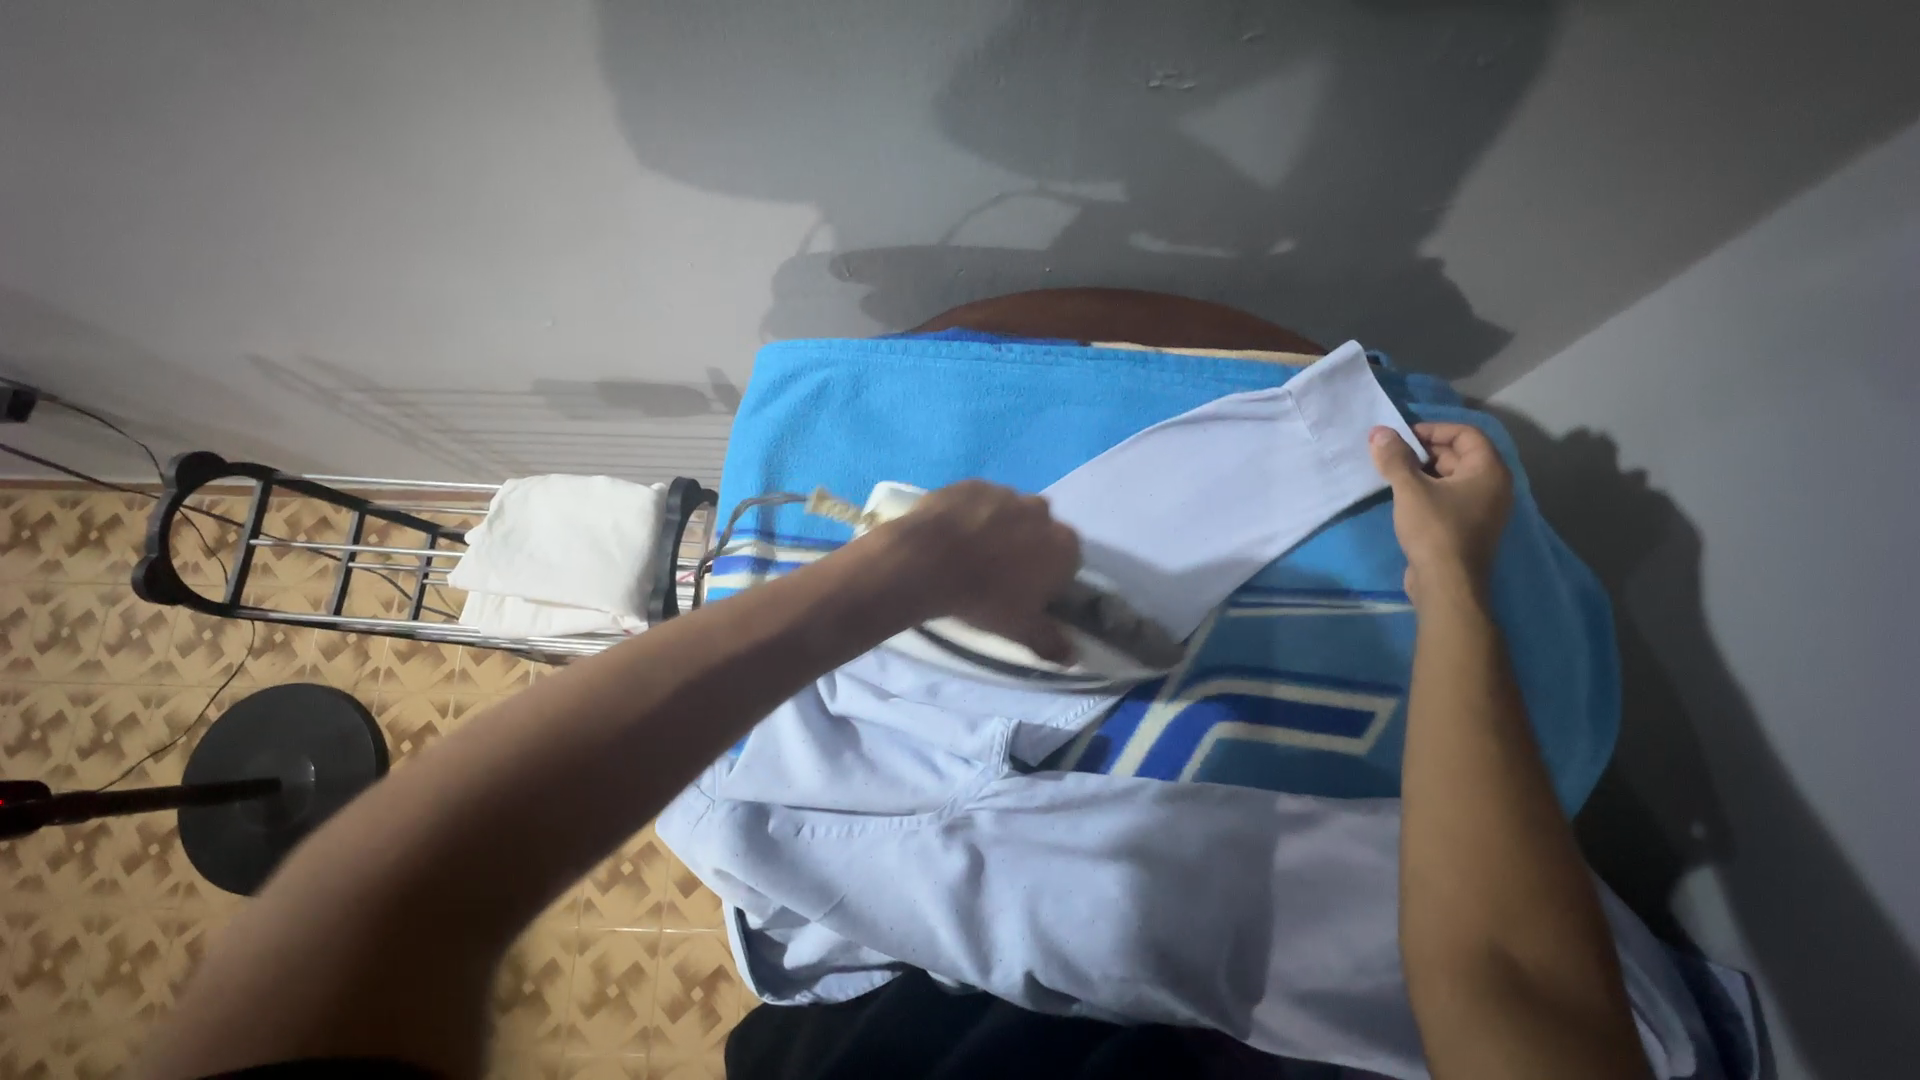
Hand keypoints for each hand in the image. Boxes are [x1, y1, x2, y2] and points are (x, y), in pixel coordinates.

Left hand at [866, 479, 1081, 662]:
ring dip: (996, 531)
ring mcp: (1005, 493)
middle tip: (996, 577)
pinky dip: (969, 516)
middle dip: (1024, 550)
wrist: (927, 561)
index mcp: (1064, 545)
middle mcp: (1041, 511)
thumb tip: (1071, 657)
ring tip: (967, 557)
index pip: (1067, 563)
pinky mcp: (971, 484)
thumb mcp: (1019, 629)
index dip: (1048, 580)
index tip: (1026, 596)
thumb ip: (1050, 641)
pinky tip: (949, 537)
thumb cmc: (984, 598)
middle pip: (1038, 534)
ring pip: (1008, 514)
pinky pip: (977, 502)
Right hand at [1369, 423, 1512, 606]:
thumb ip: (1395, 458)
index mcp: (1489, 471)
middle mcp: (1493, 485)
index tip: (1402, 436)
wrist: (1446, 583)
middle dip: (1423, 450)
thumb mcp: (1410, 490)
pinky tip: (1402, 497)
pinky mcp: (1467, 525)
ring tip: (1392, 474)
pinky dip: (1427, 490)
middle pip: (1458, 454)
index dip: (1433, 429)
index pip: (1465, 434)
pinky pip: (1449, 496)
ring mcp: (1482, 508)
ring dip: (1422, 471)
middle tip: (1391, 455)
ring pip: (1451, 477)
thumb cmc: (1434, 530)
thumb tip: (1378, 432)